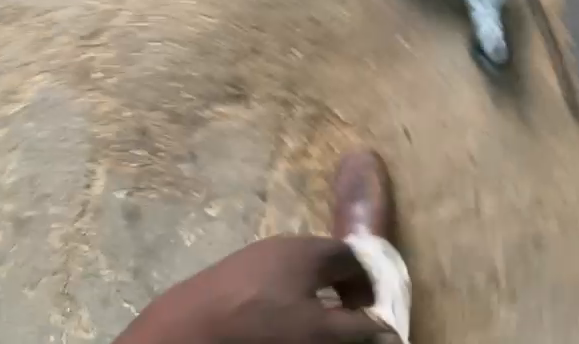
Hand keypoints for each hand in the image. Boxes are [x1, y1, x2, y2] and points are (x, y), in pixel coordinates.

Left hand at [116, 237, 386, 343]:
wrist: (189, 329)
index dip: (367, 288)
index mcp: (309, 248)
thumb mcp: (318, 333)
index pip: (351, 258)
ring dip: (313, 303)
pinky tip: (277, 330)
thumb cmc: (262, 326)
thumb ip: (357, 330)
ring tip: (313, 332)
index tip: (372, 320)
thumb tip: (388, 330)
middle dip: (341, 295)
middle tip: (346, 329)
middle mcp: (283, 244)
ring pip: (297, 277)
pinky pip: (272, 287)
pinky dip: (285, 306)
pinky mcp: (231, 277)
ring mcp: (254, 257)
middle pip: (324, 264)